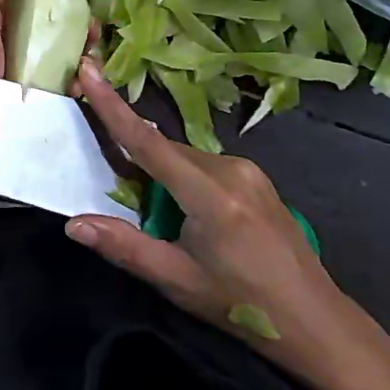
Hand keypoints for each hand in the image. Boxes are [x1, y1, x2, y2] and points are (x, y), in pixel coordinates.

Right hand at [64, 59, 340, 350]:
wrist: (316, 321)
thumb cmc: (242, 306)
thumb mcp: (177, 280)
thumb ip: (125, 246)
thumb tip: (74, 223)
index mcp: (210, 194)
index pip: (148, 142)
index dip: (111, 105)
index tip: (88, 68)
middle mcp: (230, 169)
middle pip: (165, 149)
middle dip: (135, 158)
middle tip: (115, 185)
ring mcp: (248, 169)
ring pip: (184, 157)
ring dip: (162, 174)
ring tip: (163, 219)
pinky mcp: (256, 177)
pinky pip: (204, 165)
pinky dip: (183, 178)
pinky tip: (188, 213)